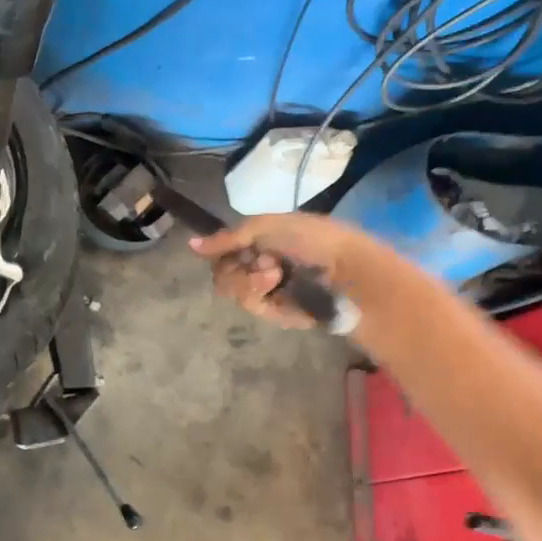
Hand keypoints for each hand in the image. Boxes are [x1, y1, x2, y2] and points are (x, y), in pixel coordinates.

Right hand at [188, 212, 380, 328]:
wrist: (350, 273)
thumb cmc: (313, 240)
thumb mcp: (267, 226)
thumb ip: (228, 237)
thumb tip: (190, 244)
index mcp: (261, 242)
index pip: (223, 252)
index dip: (222, 253)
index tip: (235, 250)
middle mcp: (261, 266)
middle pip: (223, 275)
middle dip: (240, 270)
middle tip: (266, 264)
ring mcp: (270, 291)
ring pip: (235, 293)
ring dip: (252, 283)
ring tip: (278, 276)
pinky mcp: (280, 314)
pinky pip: (256, 310)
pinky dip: (267, 300)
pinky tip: (284, 293)